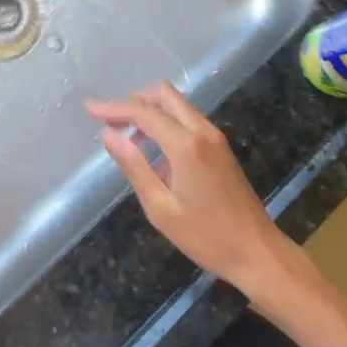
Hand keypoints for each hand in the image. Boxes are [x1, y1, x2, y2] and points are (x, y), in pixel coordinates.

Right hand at [86, 84, 289, 289]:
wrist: (257, 251)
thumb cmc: (206, 237)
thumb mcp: (161, 208)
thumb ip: (134, 166)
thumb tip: (109, 134)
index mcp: (186, 145)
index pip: (144, 112)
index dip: (114, 108)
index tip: (90, 109)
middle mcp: (203, 131)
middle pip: (164, 95)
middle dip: (134, 101)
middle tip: (111, 120)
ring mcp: (215, 137)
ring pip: (178, 104)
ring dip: (151, 110)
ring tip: (127, 135)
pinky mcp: (221, 147)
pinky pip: (188, 119)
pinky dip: (167, 121)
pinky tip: (153, 148)